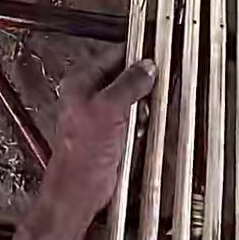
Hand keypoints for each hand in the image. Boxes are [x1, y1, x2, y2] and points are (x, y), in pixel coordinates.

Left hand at [36, 54, 154, 223]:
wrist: (80, 188)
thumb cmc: (83, 152)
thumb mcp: (109, 109)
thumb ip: (128, 84)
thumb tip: (147, 67)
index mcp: (80, 81)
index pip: (112, 55)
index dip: (135, 54)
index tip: (158, 52)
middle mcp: (87, 94)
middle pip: (123, 75)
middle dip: (142, 82)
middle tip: (158, 84)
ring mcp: (99, 112)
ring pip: (130, 96)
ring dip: (142, 104)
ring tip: (145, 112)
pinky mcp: (110, 130)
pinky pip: (132, 116)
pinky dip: (141, 120)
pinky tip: (141, 128)